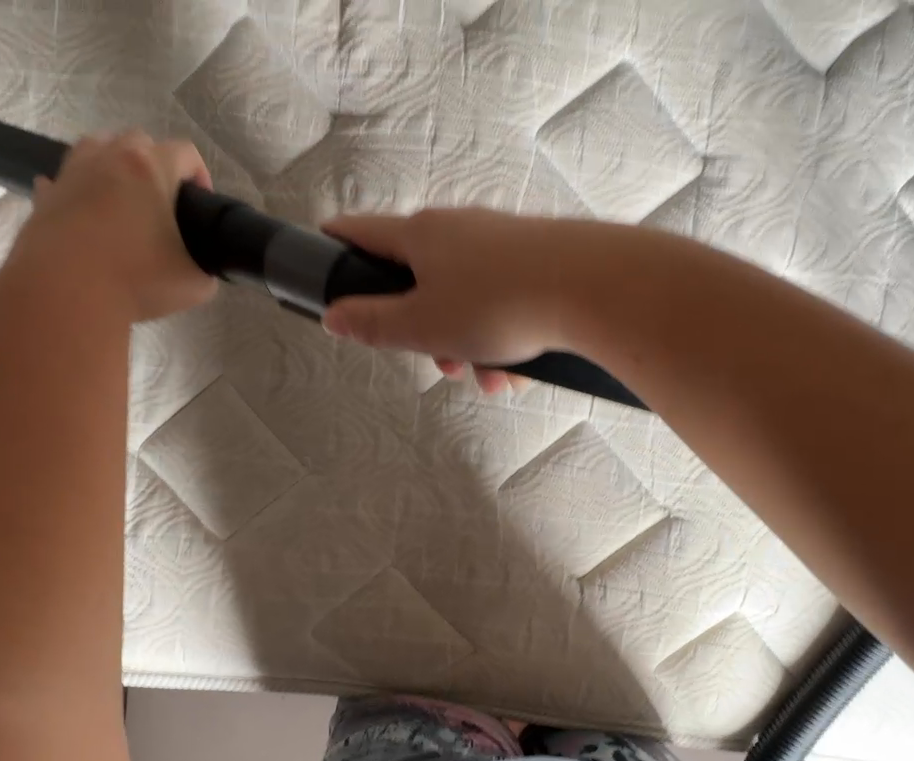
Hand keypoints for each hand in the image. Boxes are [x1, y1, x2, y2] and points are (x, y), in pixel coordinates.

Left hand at [7, 132, 216, 322]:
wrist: (65, 294)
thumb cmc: (136, 281)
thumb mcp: (194, 284)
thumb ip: (206, 270)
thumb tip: (201, 269)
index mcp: (149, 169)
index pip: (185, 152)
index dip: (201, 174)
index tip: (202, 202)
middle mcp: (109, 158)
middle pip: (139, 141)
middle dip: (157, 164)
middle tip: (164, 203)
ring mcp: (72, 173)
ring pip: (97, 147)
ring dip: (115, 165)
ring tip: (124, 201)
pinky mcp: (46, 196)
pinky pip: (64, 180)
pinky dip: (78, 190)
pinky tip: (85, 214)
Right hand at [320, 210, 590, 392]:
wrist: (590, 289)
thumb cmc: (497, 305)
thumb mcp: (422, 327)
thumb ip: (373, 325)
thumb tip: (334, 317)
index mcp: (420, 236)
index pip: (361, 233)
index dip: (336, 248)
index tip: (322, 257)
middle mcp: (458, 229)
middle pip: (420, 282)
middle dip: (426, 332)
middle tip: (445, 366)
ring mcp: (500, 243)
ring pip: (467, 302)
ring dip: (471, 346)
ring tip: (491, 378)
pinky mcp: (537, 261)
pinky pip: (506, 305)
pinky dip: (506, 340)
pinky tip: (521, 371)